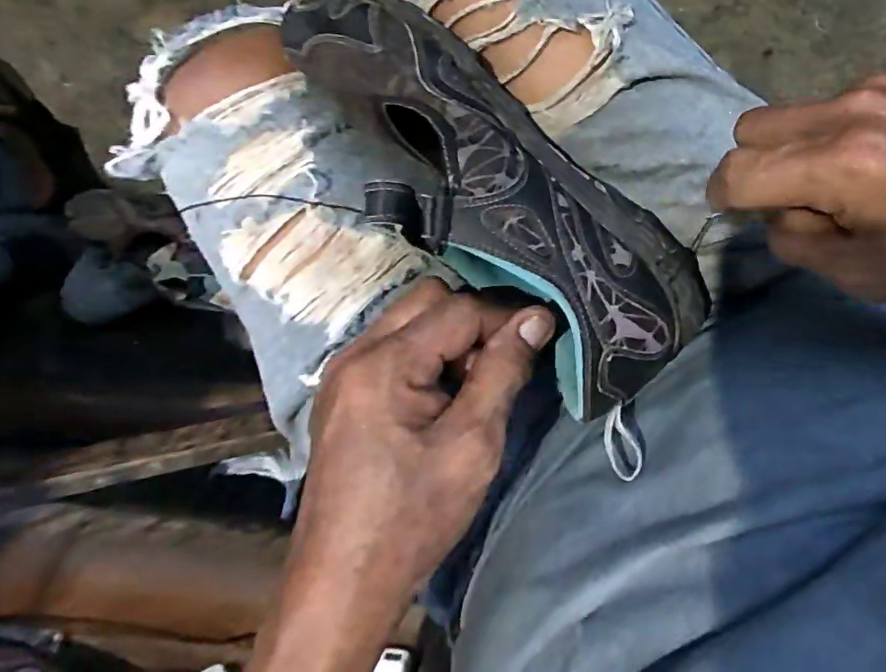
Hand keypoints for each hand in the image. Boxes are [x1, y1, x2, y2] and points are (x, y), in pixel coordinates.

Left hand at [251, 278, 554, 671]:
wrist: (342, 586)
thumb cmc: (412, 516)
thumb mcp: (472, 442)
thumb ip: (504, 370)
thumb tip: (537, 318)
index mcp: (383, 363)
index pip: (461, 309)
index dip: (507, 318)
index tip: (543, 337)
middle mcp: (357, 353)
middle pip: (431, 299)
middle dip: (477, 318)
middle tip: (507, 357)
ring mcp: (346, 372)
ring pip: (414, 318)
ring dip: (455, 335)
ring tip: (482, 378)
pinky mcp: (347, 393)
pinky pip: (397, 345)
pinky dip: (432, 353)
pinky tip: (451, 392)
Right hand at [707, 75, 885, 322]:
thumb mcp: (866, 276)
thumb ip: (798, 240)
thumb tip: (774, 212)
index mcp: (840, 163)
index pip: (739, 170)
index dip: (725, 198)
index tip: (736, 214)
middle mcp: (849, 109)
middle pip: (751, 127)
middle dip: (756, 169)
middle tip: (800, 206)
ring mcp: (877, 87)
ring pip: (790, 113)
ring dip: (794, 150)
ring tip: (847, 186)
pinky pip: (834, 105)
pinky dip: (832, 134)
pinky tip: (882, 164)